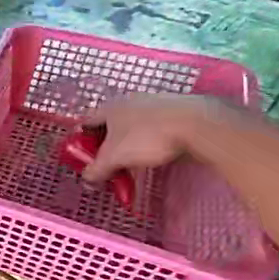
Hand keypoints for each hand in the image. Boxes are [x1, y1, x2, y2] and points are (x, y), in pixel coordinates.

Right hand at [79, 93, 236, 182]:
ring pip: (133, 125)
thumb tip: (86, 178)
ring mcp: (153, 102)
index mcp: (110, 107)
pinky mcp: (174, 109)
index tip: (85, 158)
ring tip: (132, 162)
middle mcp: (129, 100)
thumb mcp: (115, 158)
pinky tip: (155, 153)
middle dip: (107, 145)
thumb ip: (97, 169)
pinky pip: (153, 127)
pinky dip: (149, 140)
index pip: (87, 123)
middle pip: (111, 125)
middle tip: (109, 163)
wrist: (196, 124)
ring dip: (129, 143)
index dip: (82, 141)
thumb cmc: (147, 137)